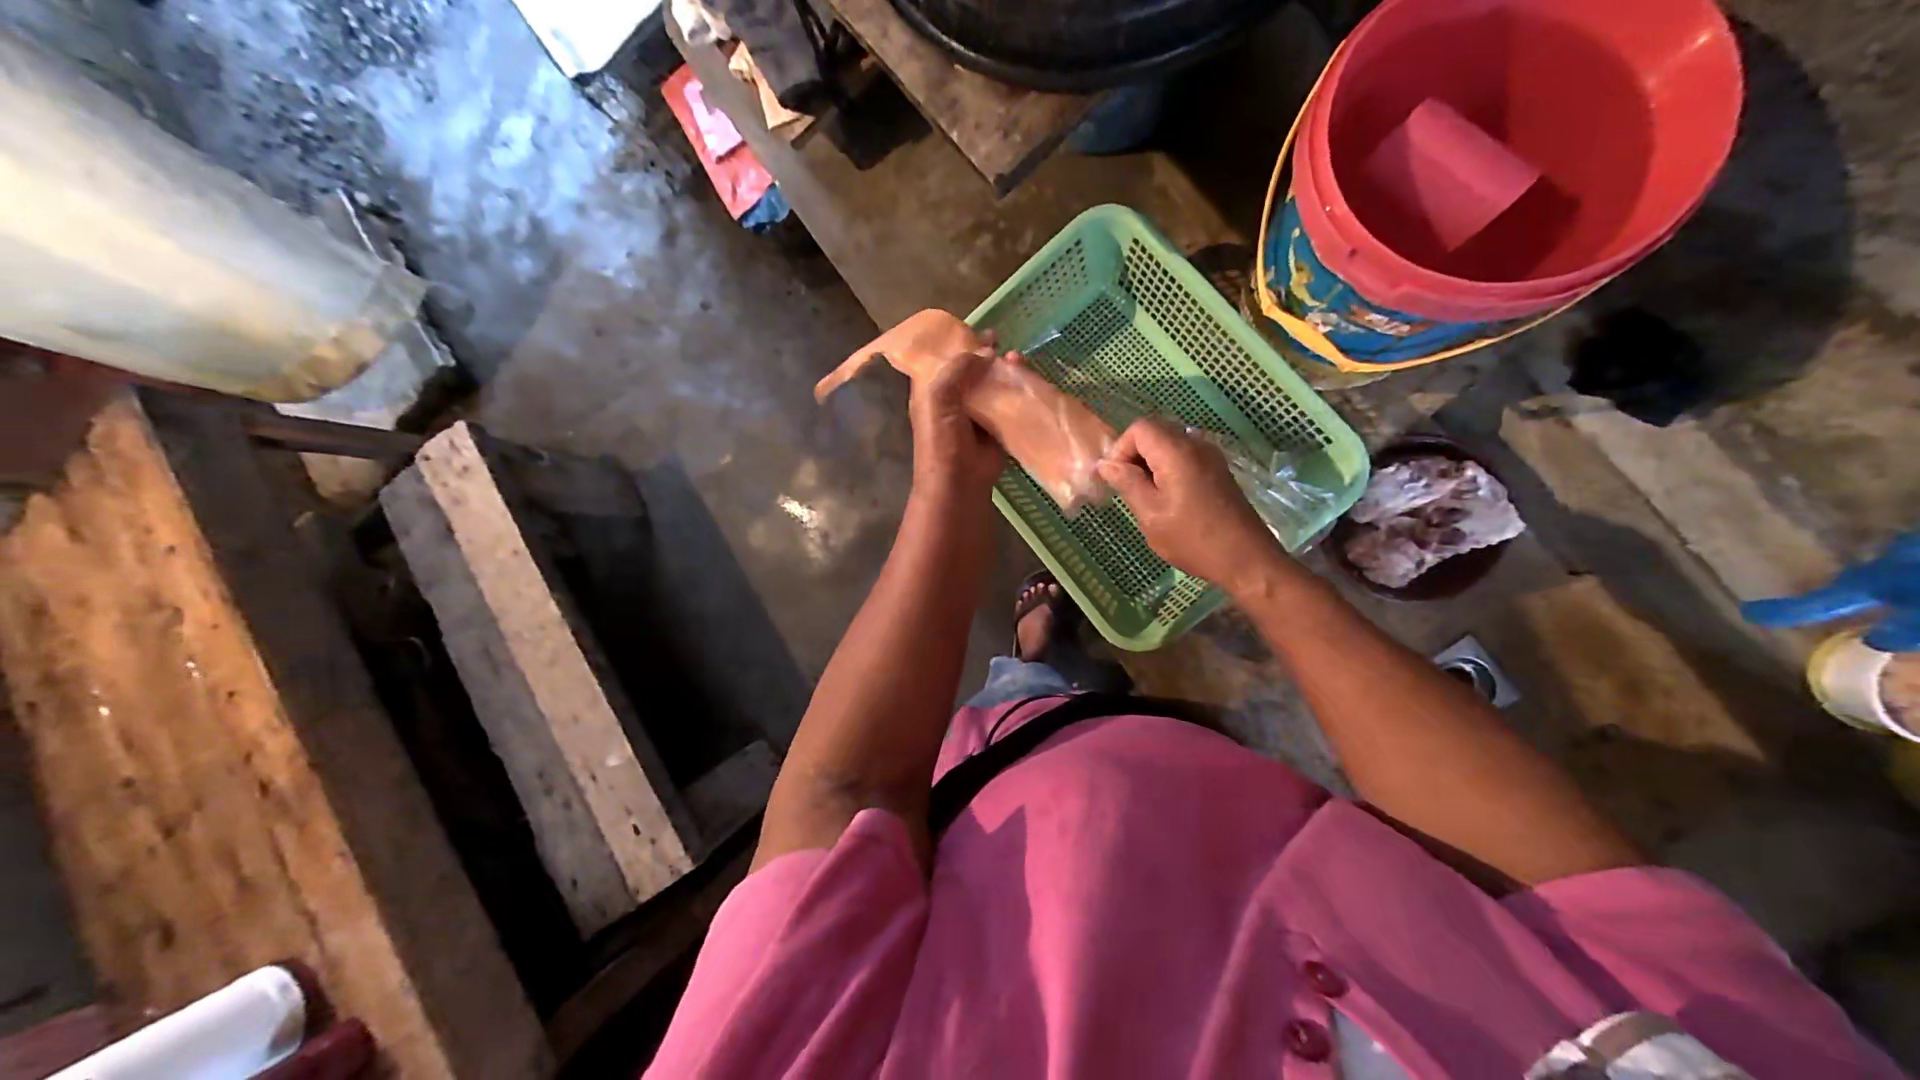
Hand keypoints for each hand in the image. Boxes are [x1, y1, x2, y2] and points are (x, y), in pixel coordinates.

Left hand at [908, 344, 1004, 497]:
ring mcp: (977, 414)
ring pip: (993, 385)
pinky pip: (1009, 403)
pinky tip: (1027, 378)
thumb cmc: (942, 440)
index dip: (959, 345)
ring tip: (1018, 357)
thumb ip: (958, 369)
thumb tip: (986, 351)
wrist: (959, 482)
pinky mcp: (997, 427)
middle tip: (1001, 339)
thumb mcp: (939, 397)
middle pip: (972, 370)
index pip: (945, 362)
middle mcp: (954, 401)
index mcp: (933, 393)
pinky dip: (1018, 391)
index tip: (976, 329)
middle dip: (986, 354)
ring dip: (1005, 371)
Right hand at [1096, 418, 1291, 593]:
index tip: (1117, 480)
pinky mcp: (1217, 469)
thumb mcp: (1151, 515)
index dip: (1120, 449)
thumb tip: (1105, 464)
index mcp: (1177, 452)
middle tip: (1128, 488)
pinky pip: (1184, 455)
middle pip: (1155, 431)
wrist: (1247, 559)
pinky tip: (1167, 498)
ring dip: (1151, 462)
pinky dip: (1168, 468)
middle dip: (1134, 454)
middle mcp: (1196, 445)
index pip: (1139, 428)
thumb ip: (1127, 483)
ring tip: (1146, 496)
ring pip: (1169, 443)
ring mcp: (1210, 456)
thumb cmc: (1193, 539)